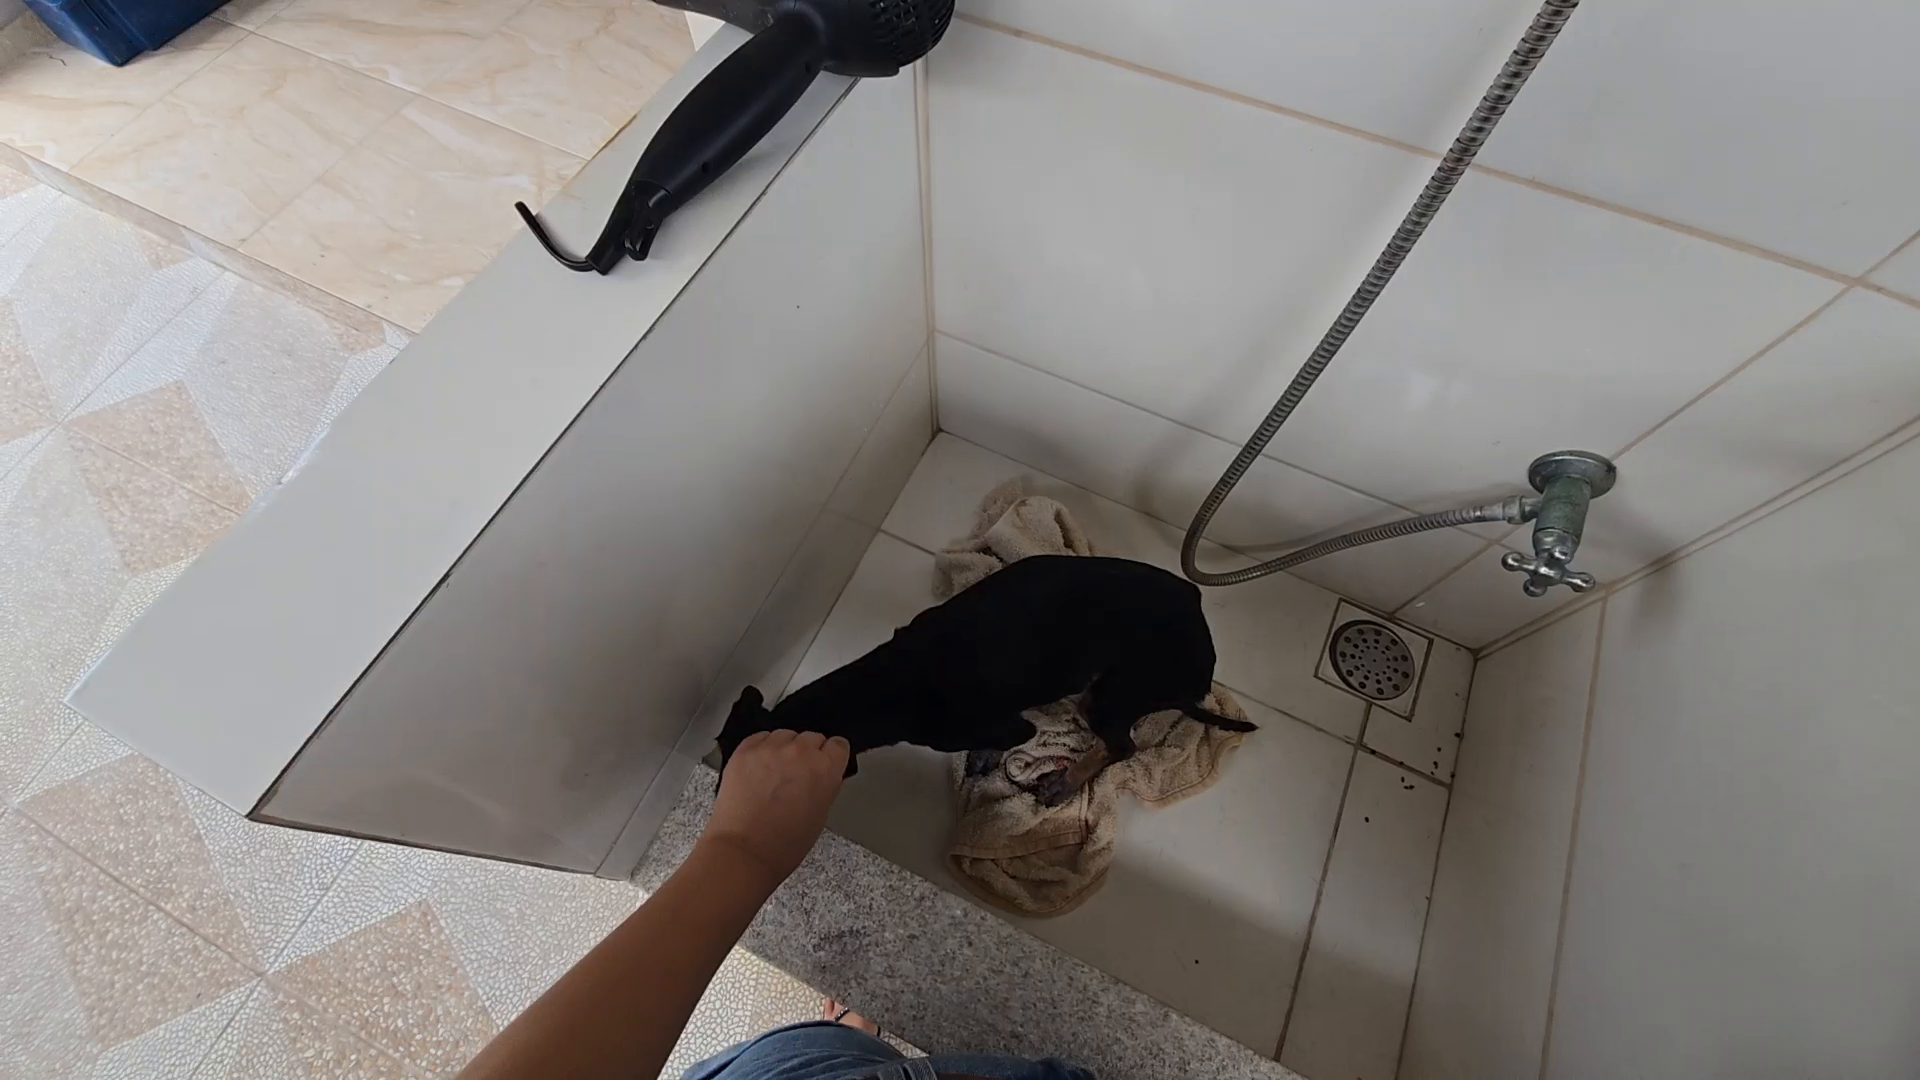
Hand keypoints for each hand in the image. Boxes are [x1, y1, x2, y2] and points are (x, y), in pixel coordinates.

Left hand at [700, 730, 849, 888]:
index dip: (832, 756)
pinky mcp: (746, 750)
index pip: (838, 744)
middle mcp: (800, 752)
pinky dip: (761, 749)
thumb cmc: (783, 845)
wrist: (743, 853)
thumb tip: (825, 774)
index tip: (826, 762)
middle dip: (808, 753)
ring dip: (784, 749)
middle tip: (797, 774)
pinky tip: (759, 769)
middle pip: (813, 737)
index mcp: (825, 768)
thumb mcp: (821, 814)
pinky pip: (760, 738)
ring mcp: (771, 749)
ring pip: (786, 735)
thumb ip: (826, 784)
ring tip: (775, 773)